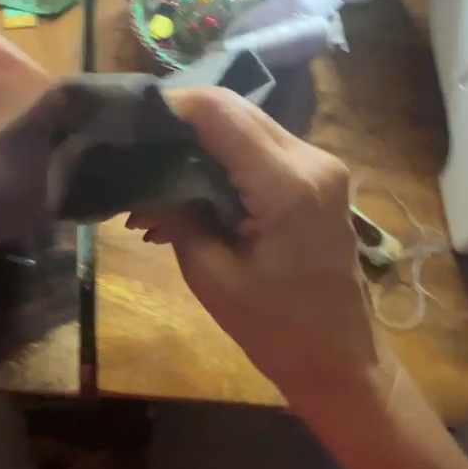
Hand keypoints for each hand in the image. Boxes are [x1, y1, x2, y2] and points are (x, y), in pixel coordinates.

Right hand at [127, 87, 398, 407]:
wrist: (339, 360)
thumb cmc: (274, 327)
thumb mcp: (210, 273)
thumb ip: (178, 212)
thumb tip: (144, 175)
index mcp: (287, 184)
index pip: (218, 111)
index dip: (169, 108)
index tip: (127, 126)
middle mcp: (310, 160)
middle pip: (231, 109)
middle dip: (177, 126)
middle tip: (131, 154)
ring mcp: (317, 166)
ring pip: (242, 125)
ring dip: (194, 146)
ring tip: (150, 188)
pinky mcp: (313, 178)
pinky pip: (256, 150)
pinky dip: (217, 163)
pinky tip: (184, 197)